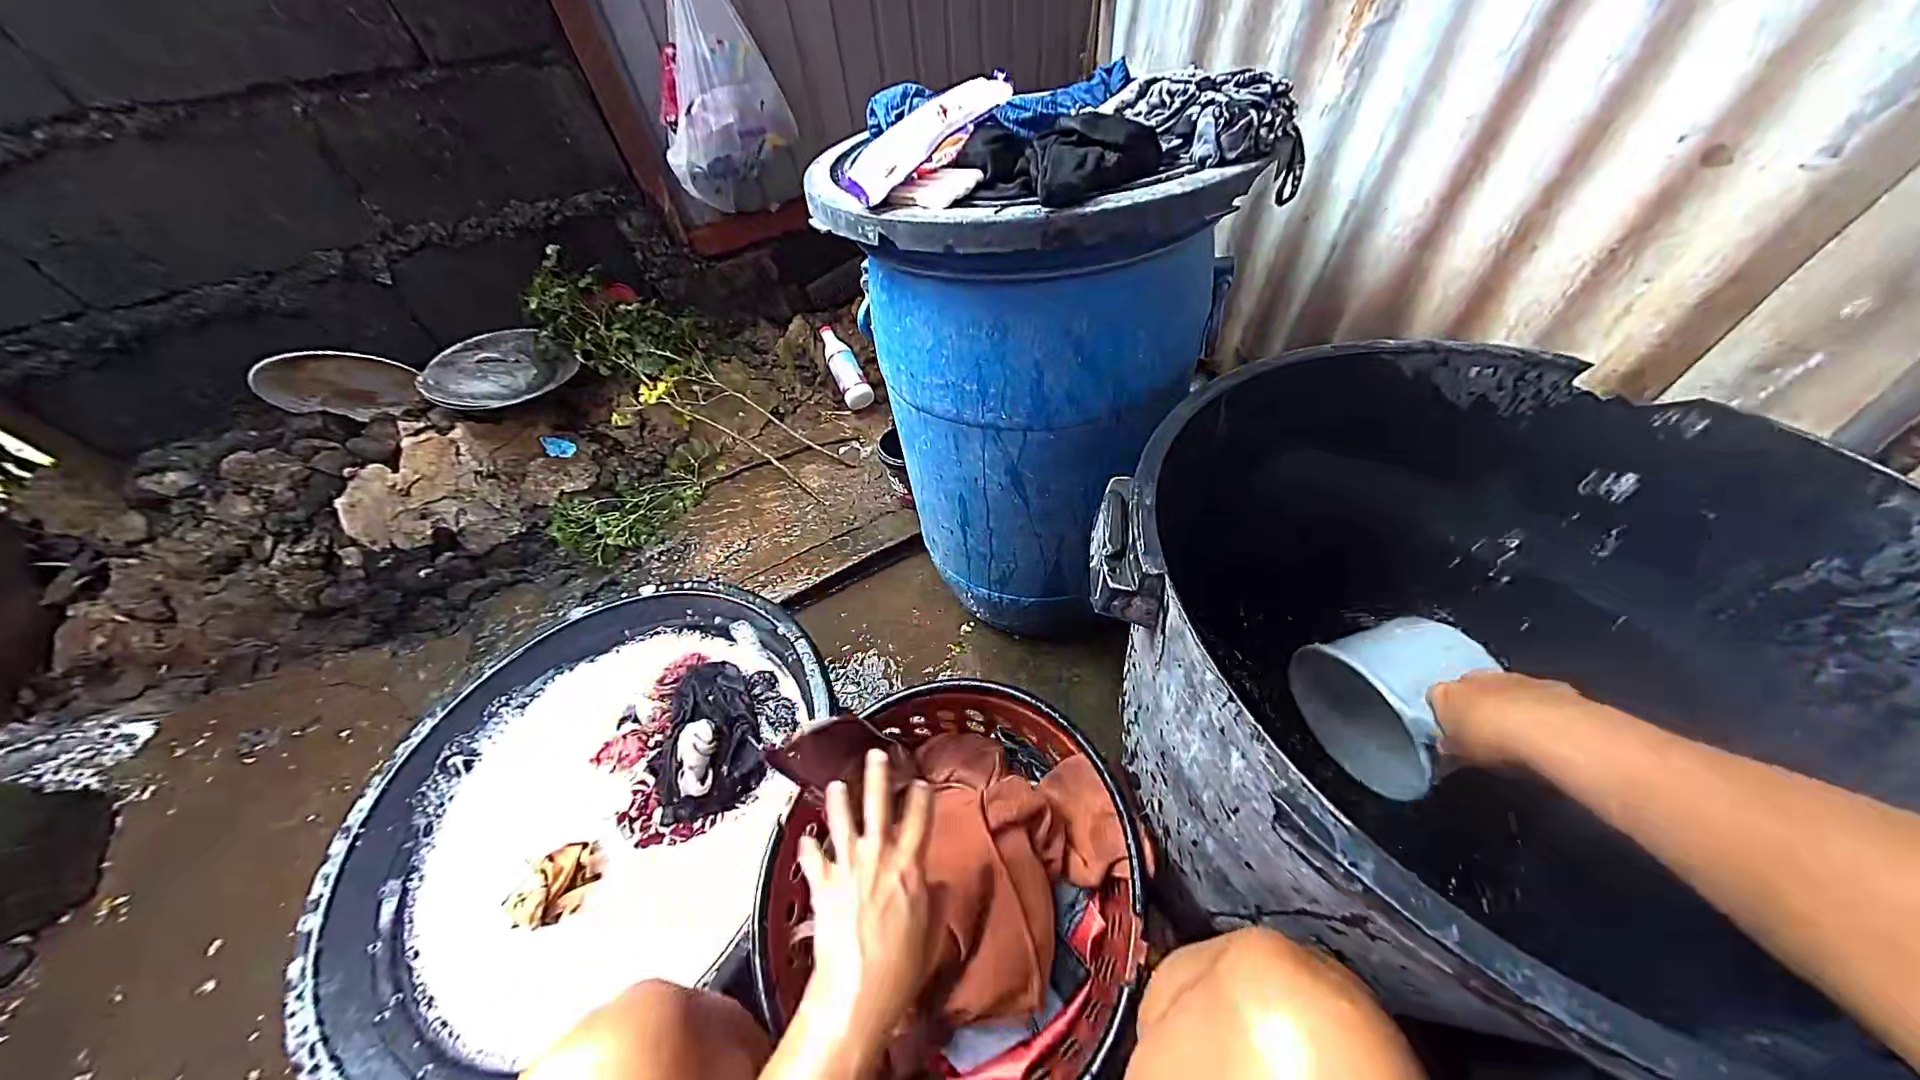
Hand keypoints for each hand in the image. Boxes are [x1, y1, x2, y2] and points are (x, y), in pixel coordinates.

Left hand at [796, 748, 934, 1043]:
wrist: (857, 991)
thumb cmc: (896, 969)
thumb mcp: (931, 931)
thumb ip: (935, 900)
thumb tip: (937, 886)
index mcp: (908, 867)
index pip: (918, 818)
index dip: (920, 796)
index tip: (919, 783)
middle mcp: (876, 859)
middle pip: (878, 805)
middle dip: (878, 775)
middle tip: (876, 755)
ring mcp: (847, 869)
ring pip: (842, 821)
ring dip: (839, 799)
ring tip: (837, 784)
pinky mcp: (823, 886)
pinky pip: (812, 858)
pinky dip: (808, 847)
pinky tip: (805, 837)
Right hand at [1429, 670, 1588, 767]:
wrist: (1555, 733)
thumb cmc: (1494, 744)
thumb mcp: (1462, 756)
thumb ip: (1450, 749)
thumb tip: (1447, 750)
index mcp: (1445, 693)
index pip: (1434, 701)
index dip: (1444, 719)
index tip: (1455, 738)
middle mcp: (1473, 678)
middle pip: (1469, 692)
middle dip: (1476, 709)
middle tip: (1487, 738)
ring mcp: (1512, 677)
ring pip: (1504, 691)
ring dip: (1508, 708)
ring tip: (1522, 737)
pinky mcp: (1549, 683)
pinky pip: (1537, 696)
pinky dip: (1539, 709)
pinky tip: (1550, 731)